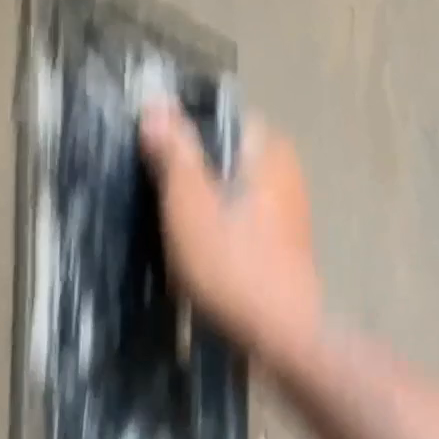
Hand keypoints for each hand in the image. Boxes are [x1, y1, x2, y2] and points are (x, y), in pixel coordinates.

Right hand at [138, 103, 323, 367]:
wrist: (279, 334)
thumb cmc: (231, 261)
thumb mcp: (188, 200)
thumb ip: (174, 150)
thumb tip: (156, 105)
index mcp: (268, 150)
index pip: (217, 120)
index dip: (180, 134)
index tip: (151, 159)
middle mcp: (285, 172)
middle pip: (220, 159)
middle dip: (187, 177)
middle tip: (155, 202)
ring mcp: (287, 211)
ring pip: (226, 194)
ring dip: (197, 210)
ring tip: (171, 235)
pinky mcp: (282, 246)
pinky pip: (237, 224)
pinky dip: (215, 234)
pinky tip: (196, 260)